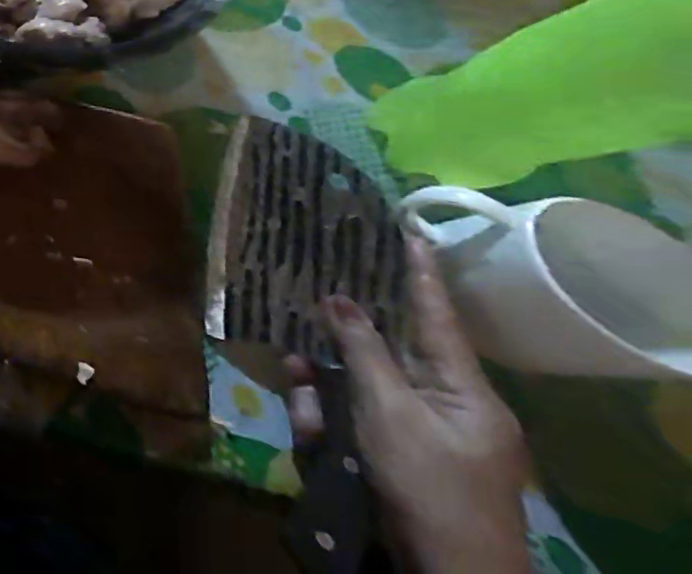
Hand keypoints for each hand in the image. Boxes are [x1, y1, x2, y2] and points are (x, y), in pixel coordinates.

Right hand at [288, 236, 532, 573]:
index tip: (408, 231)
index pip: (437, 317)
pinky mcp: (391, 447)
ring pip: (351, 386)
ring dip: (322, 401)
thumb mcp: (390, 413)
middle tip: (304, 354)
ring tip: (312, 425)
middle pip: (378, 355)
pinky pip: (347, 417)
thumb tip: (336, 297)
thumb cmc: (429, 483)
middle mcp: (442, 401)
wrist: (445, 567)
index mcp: (465, 390)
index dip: (420, 274)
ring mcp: (416, 427)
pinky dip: (325, 426)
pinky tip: (316, 442)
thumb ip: (363, 351)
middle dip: (337, 357)